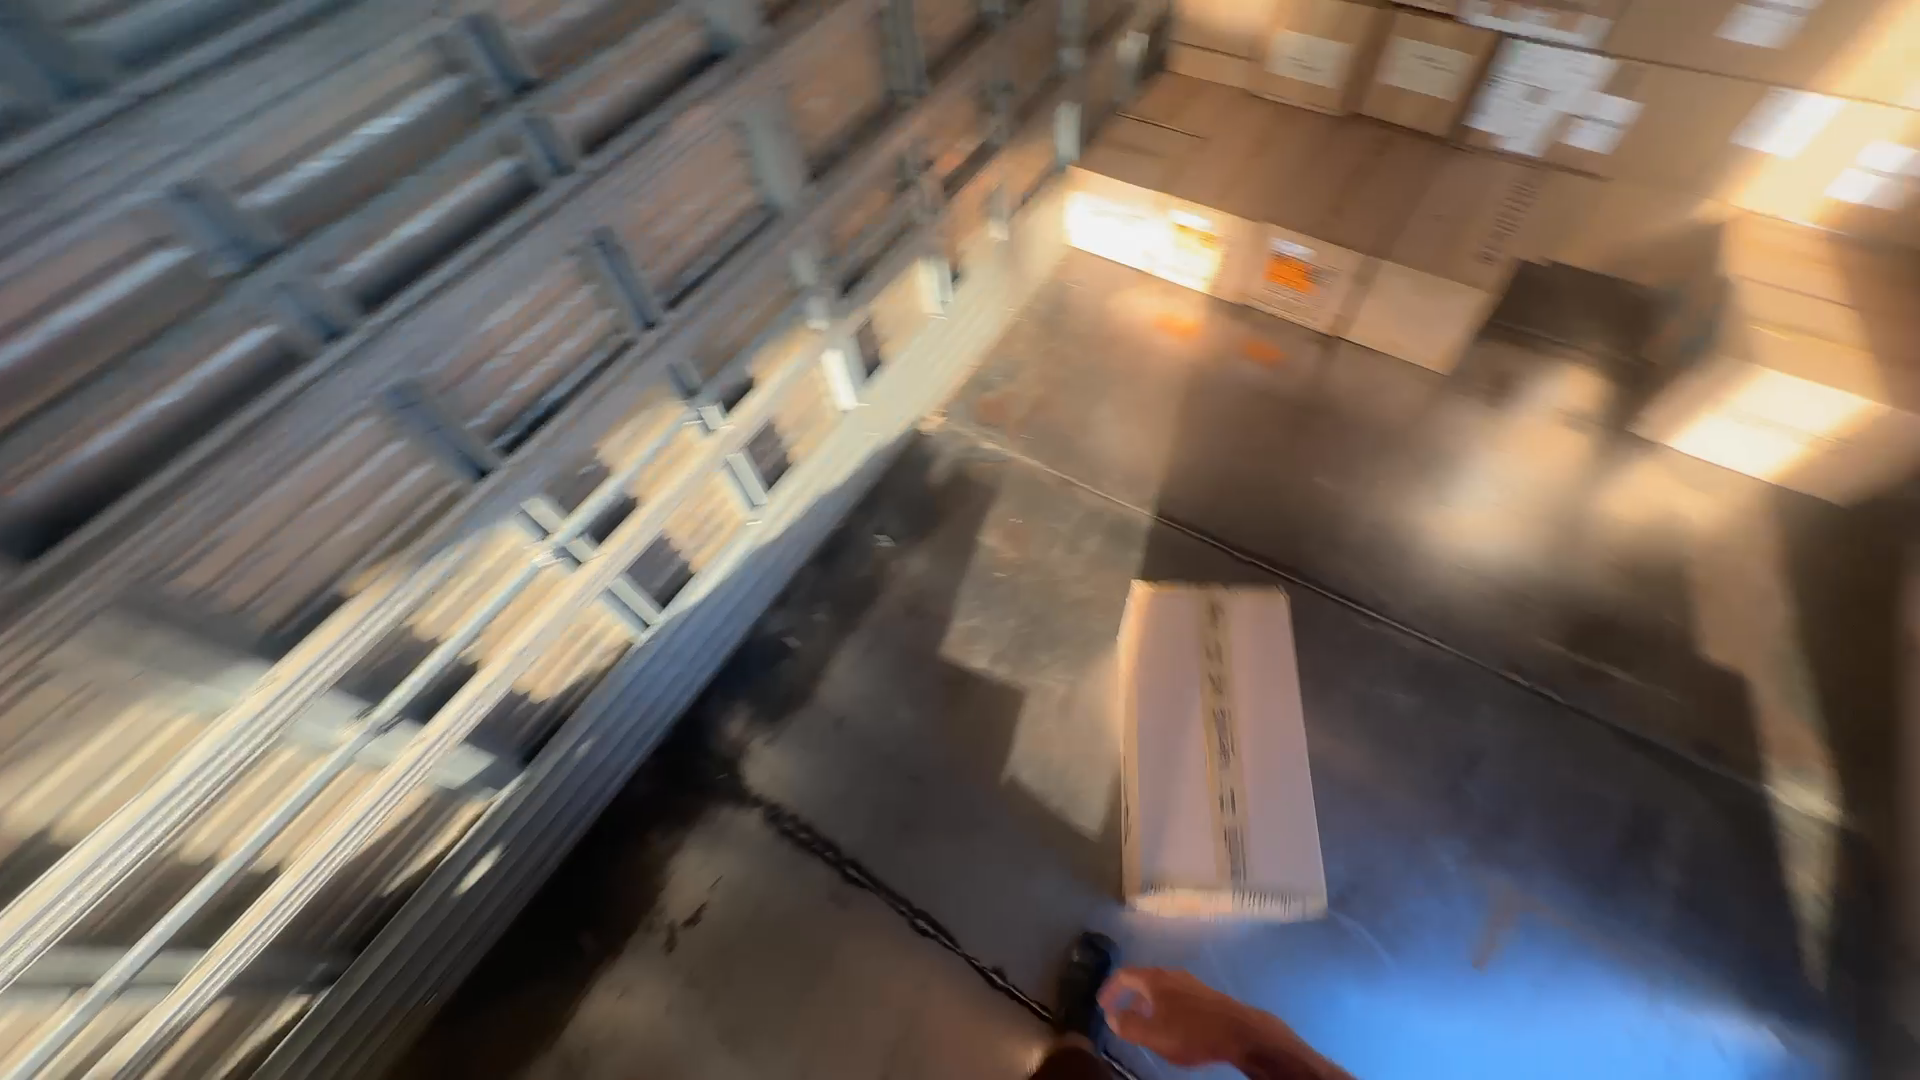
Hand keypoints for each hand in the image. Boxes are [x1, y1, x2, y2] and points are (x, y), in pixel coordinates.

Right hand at [1097, 968, 1260, 1067]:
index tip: (1102, 1004)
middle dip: (1129, 997)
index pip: (1123, 975)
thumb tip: (1111, 1016)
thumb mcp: (1153, 1034)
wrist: (1238, 1031)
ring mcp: (1188, 982)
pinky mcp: (1203, 994)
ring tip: (1145, 1023)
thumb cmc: (1191, 1031)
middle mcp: (1169, 973)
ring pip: (1160, 988)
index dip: (1110, 989)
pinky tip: (1171, 1025)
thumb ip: (1128, 1025)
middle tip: (1122, 1015)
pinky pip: (1175, 995)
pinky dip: (1164, 1006)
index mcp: (1153, 979)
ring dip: (1148, 1003)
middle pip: (1142, 980)